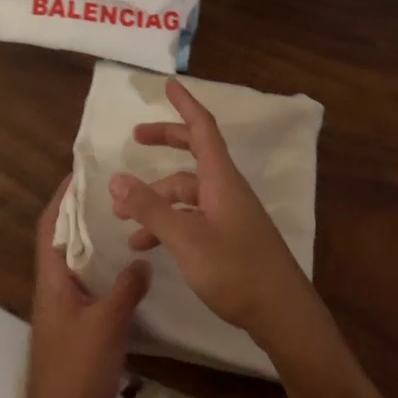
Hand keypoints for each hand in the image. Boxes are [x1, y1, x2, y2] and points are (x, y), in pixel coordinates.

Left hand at [26, 176, 149, 397]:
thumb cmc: (77, 366)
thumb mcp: (106, 325)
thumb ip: (125, 289)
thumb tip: (143, 259)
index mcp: (51, 279)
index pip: (50, 225)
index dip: (62, 197)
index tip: (80, 171)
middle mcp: (54, 287)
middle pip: (64, 240)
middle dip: (82, 214)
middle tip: (111, 191)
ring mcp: (65, 308)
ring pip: (78, 263)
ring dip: (95, 242)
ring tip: (124, 220)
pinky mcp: (77, 326)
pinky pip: (90, 285)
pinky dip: (105, 270)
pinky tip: (131, 270)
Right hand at [108, 77, 312, 337]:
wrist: (282, 314)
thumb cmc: (235, 269)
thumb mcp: (186, 239)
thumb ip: (151, 209)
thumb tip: (116, 178)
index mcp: (221, 178)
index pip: (202, 127)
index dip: (185, 104)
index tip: (168, 84)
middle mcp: (226, 189)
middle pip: (195, 152)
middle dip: (165, 142)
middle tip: (135, 139)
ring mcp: (230, 214)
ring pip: (188, 191)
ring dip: (157, 199)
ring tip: (124, 220)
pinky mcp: (230, 238)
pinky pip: (193, 216)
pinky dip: (169, 222)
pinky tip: (147, 246)